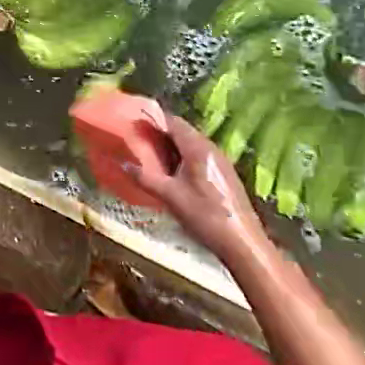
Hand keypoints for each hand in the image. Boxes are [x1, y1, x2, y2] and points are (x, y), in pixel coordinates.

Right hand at [130, 115, 271, 266]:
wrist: (244, 245)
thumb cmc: (205, 216)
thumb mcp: (169, 196)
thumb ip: (144, 177)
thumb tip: (121, 163)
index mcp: (198, 149)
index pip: (173, 122)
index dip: (152, 119)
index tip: (132, 122)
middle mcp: (211, 150)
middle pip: (182, 131)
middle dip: (159, 132)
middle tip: (136, 138)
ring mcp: (220, 163)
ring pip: (190, 145)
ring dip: (169, 146)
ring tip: (147, 153)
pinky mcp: (223, 176)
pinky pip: (197, 156)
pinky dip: (180, 157)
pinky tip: (169, 171)